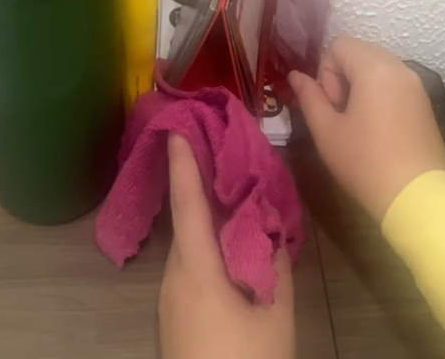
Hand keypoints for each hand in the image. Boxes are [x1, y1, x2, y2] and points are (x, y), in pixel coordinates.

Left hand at [159, 135, 294, 358]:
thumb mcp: (275, 314)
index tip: (178, 127)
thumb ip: (273, 263)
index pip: (187, 203)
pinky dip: (203, 244)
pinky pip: (187, 266)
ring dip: (204, 216)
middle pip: (185, 220)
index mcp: (196, 268)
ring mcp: (169, 300)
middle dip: (199, 184)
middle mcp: (174, 276)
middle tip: (221, 150)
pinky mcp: (173, 317)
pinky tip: (227, 244)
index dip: (183, 164)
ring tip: (231, 191)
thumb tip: (268, 227)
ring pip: (187, 244)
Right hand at [288, 35, 444, 222]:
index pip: (339, 45)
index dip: (327, 73)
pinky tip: (379, 130)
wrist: (418, 198)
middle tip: (342, 115)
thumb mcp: (327, 131)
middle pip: (360, 52)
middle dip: (343, 77)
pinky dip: (380, 94)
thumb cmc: (366, 162)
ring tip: (359, 124)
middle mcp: (399, 67)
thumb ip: (309, 97)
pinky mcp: (426, 103)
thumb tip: (295, 76)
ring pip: (378, 67)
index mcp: (374, 67)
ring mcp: (416, 85)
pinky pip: (395, 83)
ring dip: (361, 85)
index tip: (333, 107)